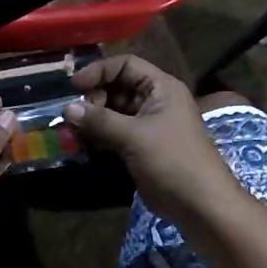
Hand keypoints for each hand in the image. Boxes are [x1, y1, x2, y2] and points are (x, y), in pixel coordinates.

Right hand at [64, 56, 240, 225]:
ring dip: (93, 120)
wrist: (198, 202)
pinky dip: (99, 137)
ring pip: (114, 113)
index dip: (99, 71)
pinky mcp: (141, 148)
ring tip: (73, 131)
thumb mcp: (134, 136)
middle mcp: (155, 102)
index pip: (126, 65)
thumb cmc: (172, 160)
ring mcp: (148, 126)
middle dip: (93, 99)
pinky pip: (115, 134)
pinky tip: (82, 145)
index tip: (74, 86)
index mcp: (161, 88)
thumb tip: (67, 109)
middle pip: (117, 88)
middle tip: (75, 116)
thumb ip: (100, 120)